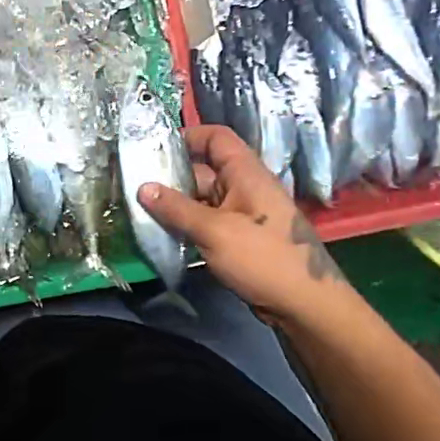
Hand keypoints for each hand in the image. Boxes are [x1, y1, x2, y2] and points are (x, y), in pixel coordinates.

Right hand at [140, 124, 354, 325]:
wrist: (304, 304)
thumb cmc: (262, 257)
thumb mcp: (214, 231)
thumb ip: (176, 208)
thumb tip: (143, 187)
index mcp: (245, 172)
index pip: (216, 137)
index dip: (188, 137)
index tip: (155, 150)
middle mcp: (244, 186)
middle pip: (203, 171)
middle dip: (172, 178)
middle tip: (135, 188)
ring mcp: (243, 214)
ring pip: (203, 199)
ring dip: (177, 206)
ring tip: (142, 212)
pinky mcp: (240, 238)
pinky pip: (209, 222)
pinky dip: (189, 226)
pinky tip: (165, 235)